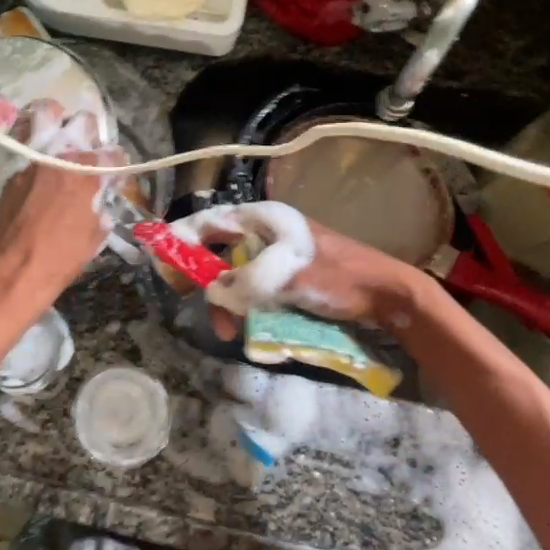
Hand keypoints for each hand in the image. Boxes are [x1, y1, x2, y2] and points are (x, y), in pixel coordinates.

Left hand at [0, 100, 125, 303]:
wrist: (18, 267)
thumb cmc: (63, 256)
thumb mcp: (96, 232)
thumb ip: (101, 205)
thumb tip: (100, 196)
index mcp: (87, 173)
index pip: (112, 153)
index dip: (116, 161)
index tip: (114, 169)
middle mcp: (61, 157)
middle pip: (82, 122)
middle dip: (89, 130)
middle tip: (86, 143)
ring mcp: (32, 159)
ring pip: (44, 115)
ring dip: (54, 117)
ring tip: (55, 125)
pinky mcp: (12, 169)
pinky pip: (22, 140)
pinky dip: (31, 141)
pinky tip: (35, 151)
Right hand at [169, 202, 429, 331]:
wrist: (389, 294)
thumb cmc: (339, 278)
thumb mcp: (286, 278)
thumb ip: (243, 283)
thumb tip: (212, 293)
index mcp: (264, 218)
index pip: (210, 221)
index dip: (182, 237)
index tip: (160, 258)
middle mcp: (266, 230)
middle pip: (218, 250)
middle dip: (205, 282)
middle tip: (201, 309)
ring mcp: (277, 251)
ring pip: (234, 272)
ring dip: (226, 300)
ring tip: (230, 330)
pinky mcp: (288, 273)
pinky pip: (253, 285)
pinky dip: (245, 303)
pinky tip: (248, 324)